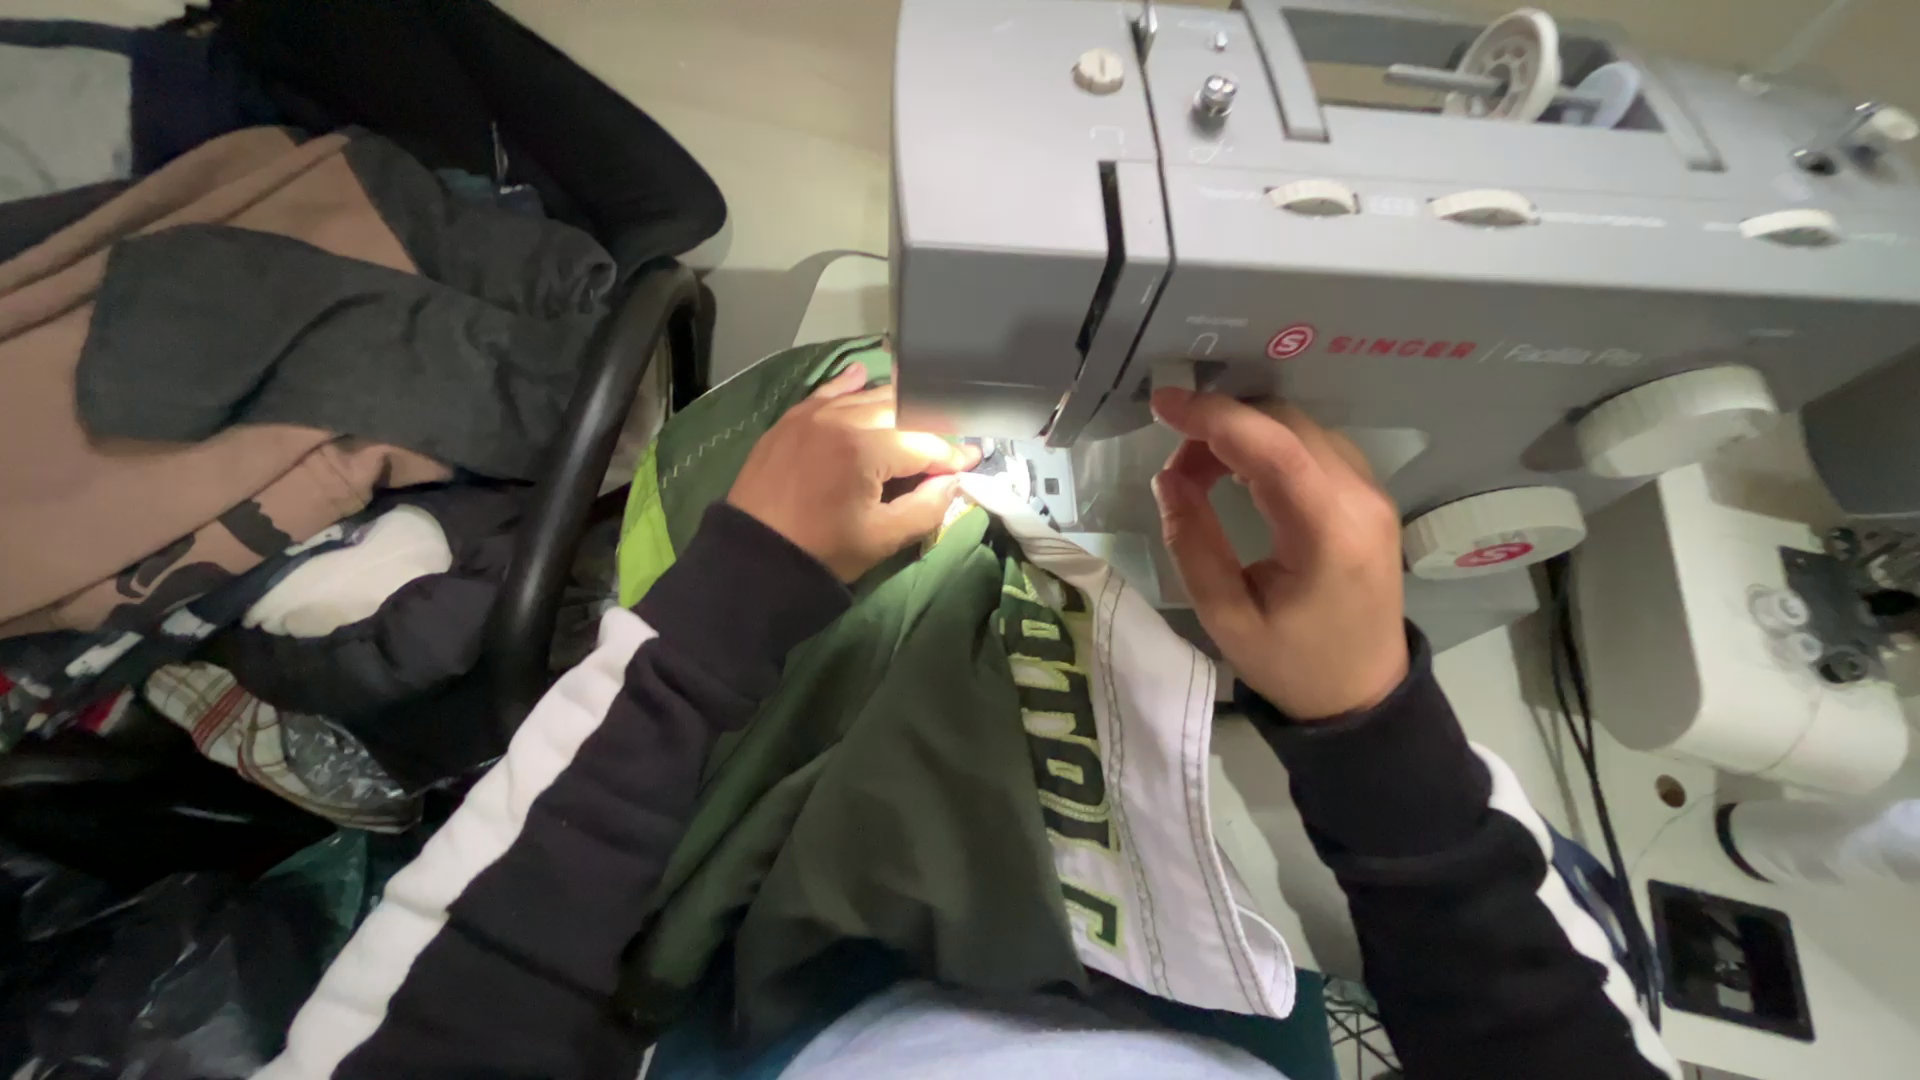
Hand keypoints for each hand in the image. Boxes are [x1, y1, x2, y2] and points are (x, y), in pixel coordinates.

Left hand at [729, 365, 979, 581]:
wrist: (752, 557)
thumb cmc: (822, 551)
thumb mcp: (882, 539)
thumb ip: (925, 507)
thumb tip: (952, 481)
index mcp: (866, 449)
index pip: (923, 443)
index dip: (951, 455)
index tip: (972, 460)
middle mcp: (841, 420)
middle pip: (900, 412)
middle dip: (929, 427)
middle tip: (947, 446)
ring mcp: (812, 416)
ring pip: (866, 398)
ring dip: (896, 406)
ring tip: (920, 415)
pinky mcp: (790, 421)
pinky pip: (826, 393)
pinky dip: (848, 385)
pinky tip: (863, 376)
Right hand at [1150, 388, 1407, 719]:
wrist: (1362, 695)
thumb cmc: (1291, 664)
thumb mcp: (1225, 614)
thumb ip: (1192, 542)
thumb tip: (1168, 478)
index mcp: (1329, 532)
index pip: (1272, 447)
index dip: (1213, 417)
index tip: (1162, 404)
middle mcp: (1360, 498)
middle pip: (1285, 424)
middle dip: (1219, 428)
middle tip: (1175, 471)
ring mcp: (1371, 494)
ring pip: (1298, 428)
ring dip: (1241, 436)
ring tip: (1198, 478)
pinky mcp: (1367, 497)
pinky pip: (1312, 446)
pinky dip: (1266, 447)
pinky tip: (1237, 476)